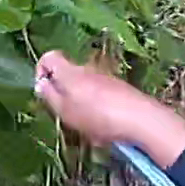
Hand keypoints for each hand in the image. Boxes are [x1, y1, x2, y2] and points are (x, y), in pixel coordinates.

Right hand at [33, 51, 184, 168]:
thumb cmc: (96, 115)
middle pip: (67, 74)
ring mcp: (107, 78)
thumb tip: (41, 83)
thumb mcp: (64, 110)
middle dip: (63, 92)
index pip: (48, 57)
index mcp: (69, 70)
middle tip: (64, 112)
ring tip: (86, 124)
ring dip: (81, 102)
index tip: (43, 90)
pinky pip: (102, 95)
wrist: (144, 121)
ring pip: (85, 86)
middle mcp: (87, 68)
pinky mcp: (122, 89)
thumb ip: (48, 95)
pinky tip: (105, 128)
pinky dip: (98, 107)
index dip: (41, 71)